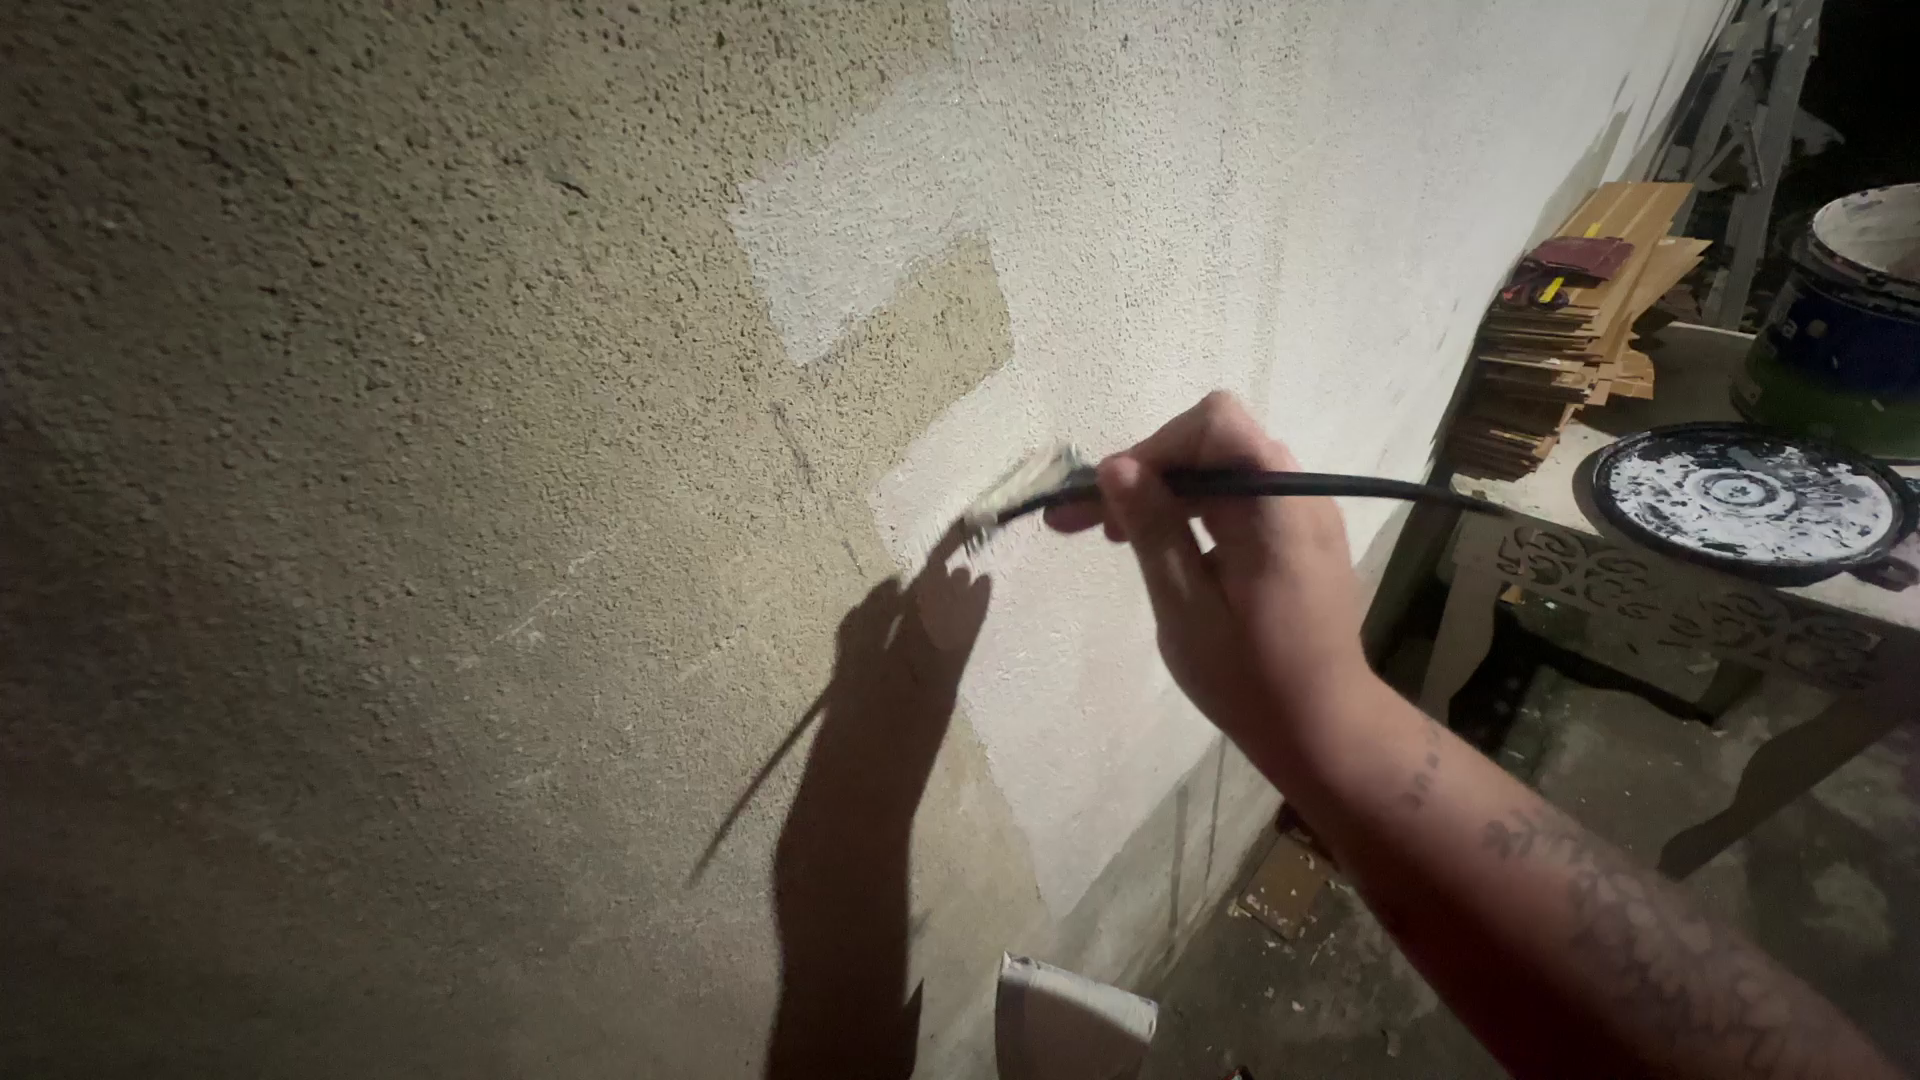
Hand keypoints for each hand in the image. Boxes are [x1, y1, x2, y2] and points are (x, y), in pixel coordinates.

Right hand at [1046, 392, 1369, 738]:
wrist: (1322, 728)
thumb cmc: (1249, 678)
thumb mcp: (1185, 606)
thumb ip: (1153, 529)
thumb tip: (1114, 465)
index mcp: (1276, 507)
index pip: (1214, 425)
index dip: (1153, 449)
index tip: (1108, 497)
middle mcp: (1297, 494)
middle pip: (1211, 444)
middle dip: (1145, 472)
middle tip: (1089, 523)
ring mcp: (1300, 513)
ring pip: (1218, 470)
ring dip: (1162, 493)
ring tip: (1113, 537)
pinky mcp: (1294, 534)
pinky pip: (1235, 498)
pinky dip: (1190, 511)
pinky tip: (1160, 545)